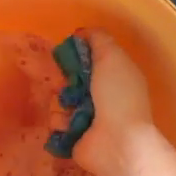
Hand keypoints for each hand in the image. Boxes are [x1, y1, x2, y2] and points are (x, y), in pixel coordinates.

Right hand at [73, 30, 155, 175]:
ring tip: (67, 107)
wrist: (117, 143)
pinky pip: (57, 123)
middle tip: (61, 81)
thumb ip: (98, 39)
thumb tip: (82, 32)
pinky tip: (67, 124)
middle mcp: (103, 97)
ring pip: (61, 102)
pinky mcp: (75, 137)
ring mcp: (89, 118)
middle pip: (73, 80)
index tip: (66, 53)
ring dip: (60, 102)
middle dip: (63, 79)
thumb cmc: (117, 96)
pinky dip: (59, 122)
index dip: (77, 55)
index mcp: (116, 76)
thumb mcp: (112, 57)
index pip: (91, 60)